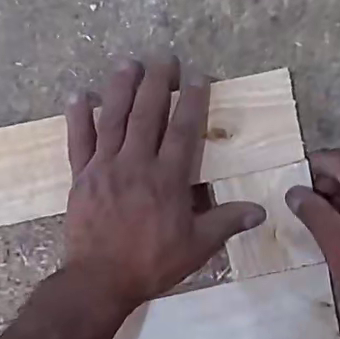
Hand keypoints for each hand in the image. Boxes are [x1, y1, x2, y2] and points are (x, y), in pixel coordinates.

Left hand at [60, 57, 266, 310]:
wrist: (99, 280)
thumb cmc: (152, 263)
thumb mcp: (197, 247)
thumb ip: (226, 222)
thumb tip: (261, 211)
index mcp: (167, 178)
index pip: (183, 130)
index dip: (192, 100)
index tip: (197, 76)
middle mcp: (136, 163)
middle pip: (147, 114)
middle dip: (157, 83)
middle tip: (163, 57)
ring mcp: (105, 167)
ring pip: (113, 119)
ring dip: (121, 88)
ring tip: (128, 63)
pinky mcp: (81, 176)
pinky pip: (78, 141)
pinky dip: (78, 117)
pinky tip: (79, 94)